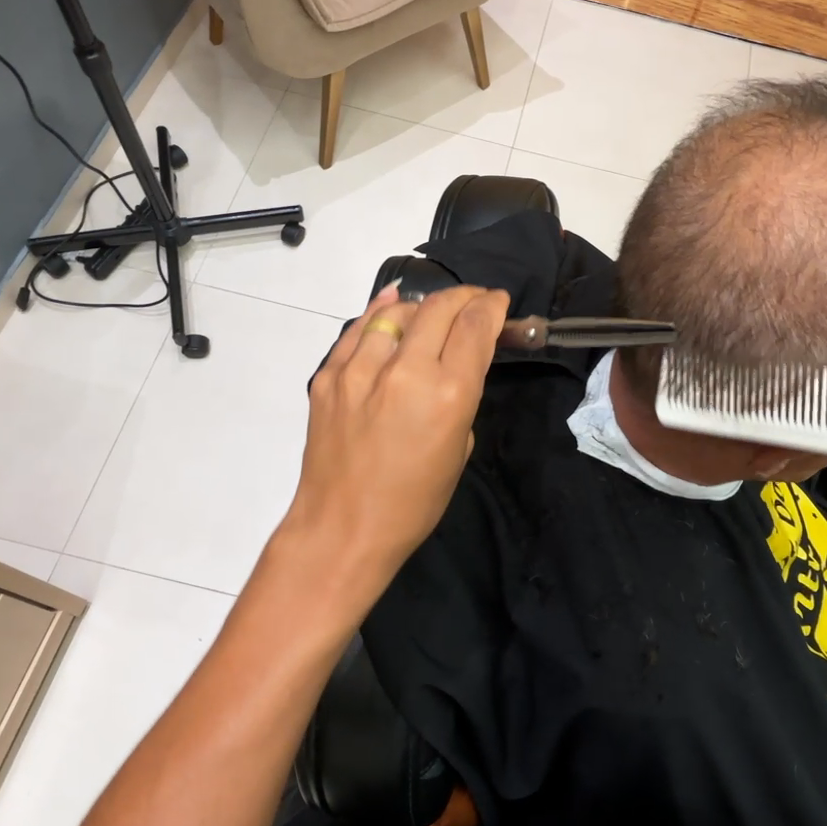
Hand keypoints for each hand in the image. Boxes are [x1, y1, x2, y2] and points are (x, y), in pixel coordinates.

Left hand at [285, 284, 509, 578]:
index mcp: (447, 394)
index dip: (491, 306)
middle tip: (474, 301)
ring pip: (396, 312)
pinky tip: (391, 304)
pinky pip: (357, 330)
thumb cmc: (413, 502)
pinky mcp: (328, 375)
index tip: (498, 302)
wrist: (343, 528)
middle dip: (463, 297)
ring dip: (422, 307)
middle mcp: (405, 371)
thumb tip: (451, 365)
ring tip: (431, 313)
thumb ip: (459, 398)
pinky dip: (378, 313)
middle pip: (439, 308)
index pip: (475, 326)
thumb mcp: (458, 449)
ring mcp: (360, 370)